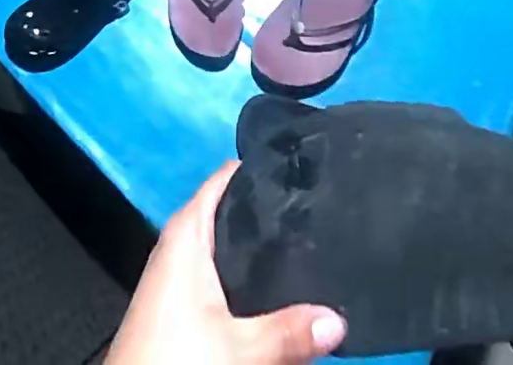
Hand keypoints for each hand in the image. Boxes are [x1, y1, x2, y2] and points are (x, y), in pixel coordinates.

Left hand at [106, 161, 346, 364]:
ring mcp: (174, 271)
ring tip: (300, 235)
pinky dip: (240, 267)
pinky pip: (216, 265)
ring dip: (253, 241)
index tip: (296, 167)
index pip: (224, 177)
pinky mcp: (175, 301)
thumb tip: (339, 320)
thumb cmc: (175, 358)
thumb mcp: (238, 349)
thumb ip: (289, 332)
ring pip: (221, 240)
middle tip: (310, 204)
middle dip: (264, 207)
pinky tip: (268, 281)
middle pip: (227, 208)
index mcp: (187, 232)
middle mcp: (178, 242)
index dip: (258, 167)